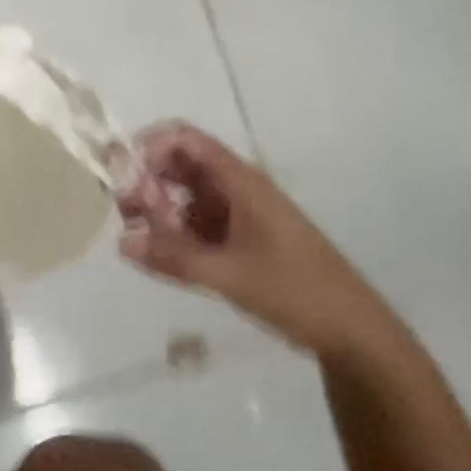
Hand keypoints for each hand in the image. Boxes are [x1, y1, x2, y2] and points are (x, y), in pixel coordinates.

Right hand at [117, 122, 386, 354]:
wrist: (351, 330)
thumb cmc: (297, 291)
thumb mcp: (231, 276)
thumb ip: (175, 258)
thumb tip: (121, 242)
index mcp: (240, 182)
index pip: (184, 140)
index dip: (147, 147)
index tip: (120, 176)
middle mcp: (235, 189)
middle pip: (178, 165)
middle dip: (144, 181)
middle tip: (122, 214)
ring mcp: (237, 215)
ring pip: (184, 196)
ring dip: (156, 210)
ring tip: (135, 239)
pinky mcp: (238, 240)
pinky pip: (195, 224)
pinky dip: (172, 233)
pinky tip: (156, 256)